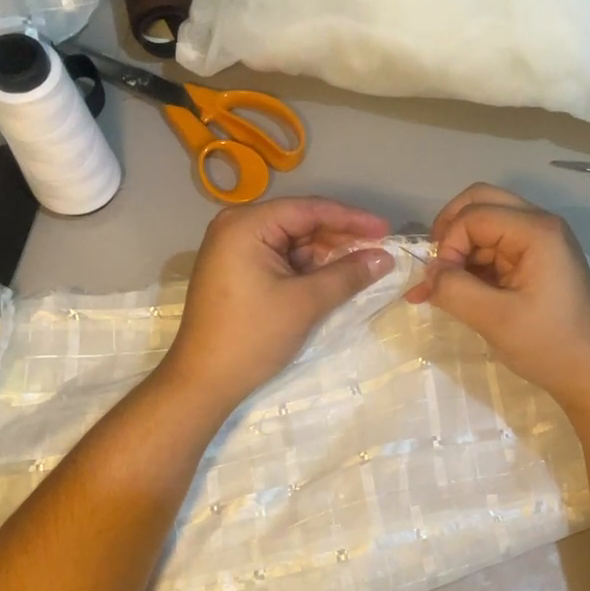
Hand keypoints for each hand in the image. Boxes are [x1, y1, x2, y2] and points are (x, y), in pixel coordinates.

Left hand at [160, 197, 394, 409]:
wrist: (204, 380)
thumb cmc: (253, 336)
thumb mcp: (305, 303)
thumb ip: (347, 275)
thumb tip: (385, 258)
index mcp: (246, 225)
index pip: (309, 210)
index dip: (351, 219)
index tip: (385, 230)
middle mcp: (236, 227)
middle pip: (299, 222)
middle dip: (339, 237)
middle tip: (378, 250)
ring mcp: (233, 250)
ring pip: (291, 242)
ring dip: (325, 254)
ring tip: (362, 266)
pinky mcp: (236, 272)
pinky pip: (279, 259)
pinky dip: (306, 268)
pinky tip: (333, 278)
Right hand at [405, 184, 589, 407]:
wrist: (588, 374)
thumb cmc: (546, 344)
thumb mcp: (494, 319)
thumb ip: (454, 289)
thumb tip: (428, 273)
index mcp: (537, 231)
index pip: (475, 215)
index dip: (449, 244)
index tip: (442, 283)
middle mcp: (541, 226)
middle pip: (482, 204)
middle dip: (450, 233)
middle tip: (433, 266)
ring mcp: (541, 244)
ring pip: (485, 228)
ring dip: (458, 254)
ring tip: (436, 291)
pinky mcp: (537, 264)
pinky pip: (495, 251)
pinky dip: (472, 267)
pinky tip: (453, 294)